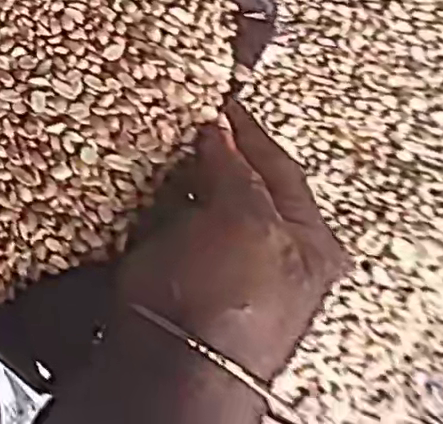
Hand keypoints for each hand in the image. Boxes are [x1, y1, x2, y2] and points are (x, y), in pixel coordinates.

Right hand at [114, 102, 347, 379]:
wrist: (173, 347)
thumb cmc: (226, 296)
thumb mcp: (248, 226)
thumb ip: (236, 173)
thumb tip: (218, 130)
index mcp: (305, 238)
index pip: (277, 164)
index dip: (246, 127)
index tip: (216, 95)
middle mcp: (267, 240)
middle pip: (237, 172)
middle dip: (207, 141)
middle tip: (177, 107)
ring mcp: (220, 245)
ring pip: (198, 185)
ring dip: (177, 159)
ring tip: (153, 127)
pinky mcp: (177, 248)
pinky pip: (166, 200)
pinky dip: (153, 179)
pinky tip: (137, 163)